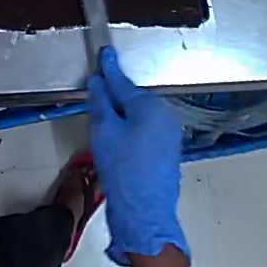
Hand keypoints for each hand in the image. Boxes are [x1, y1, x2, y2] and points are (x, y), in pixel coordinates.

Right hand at [86, 46, 188, 264]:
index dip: (109, 68)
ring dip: (122, 114)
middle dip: (115, 96)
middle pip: (132, 98)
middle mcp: (165, 115)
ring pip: (139, 115)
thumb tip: (98, 82)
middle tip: (96, 95)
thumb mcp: (103, 131)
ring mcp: (170, 134)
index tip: (105, 51)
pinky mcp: (168, 151)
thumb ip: (100, 102)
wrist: (144, 215)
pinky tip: (118, 141)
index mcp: (150, 106)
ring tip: (104, 124)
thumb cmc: (121, 169)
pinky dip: (131, 129)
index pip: (123, 82)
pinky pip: (146, 130)